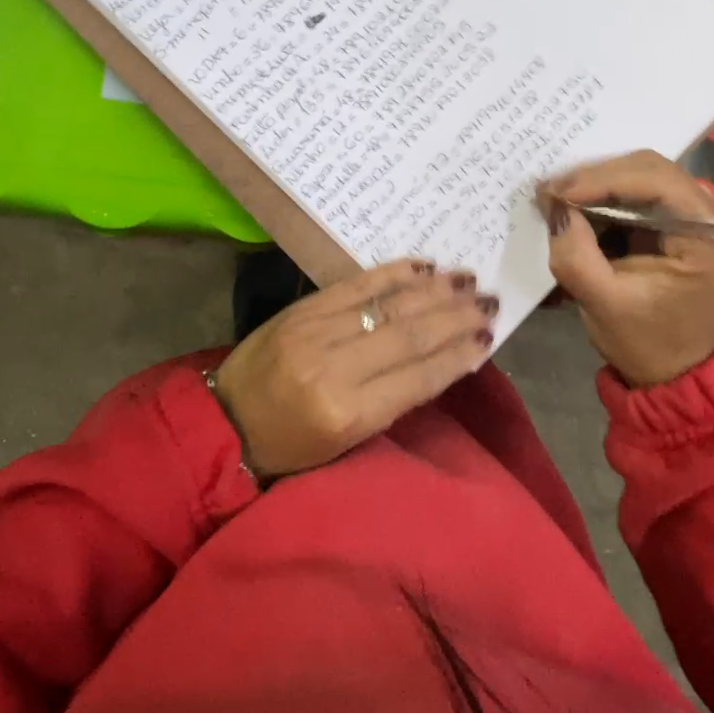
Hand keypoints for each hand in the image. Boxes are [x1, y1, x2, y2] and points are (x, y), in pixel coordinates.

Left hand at [210, 261, 498, 478]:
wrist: (223, 420)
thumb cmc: (290, 445)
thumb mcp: (346, 441)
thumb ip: (393, 400)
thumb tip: (444, 358)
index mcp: (348, 413)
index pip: (418, 377)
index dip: (459, 354)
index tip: (489, 336)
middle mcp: (335, 368)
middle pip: (410, 334)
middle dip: (456, 316)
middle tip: (490, 302)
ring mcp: (315, 332)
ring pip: (388, 304)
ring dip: (434, 290)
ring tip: (468, 281)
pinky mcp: (301, 309)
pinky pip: (356, 285)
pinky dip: (393, 273)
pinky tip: (423, 267)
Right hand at [540, 152, 713, 386]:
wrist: (673, 374)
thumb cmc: (646, 344)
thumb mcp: (603, 304)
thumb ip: (576, 255)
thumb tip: (554, 206)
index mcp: (710, 236)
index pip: (658, 181)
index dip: (604, 179)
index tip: (558, 193)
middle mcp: (711, 217)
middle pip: (650, 170)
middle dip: (596, 176)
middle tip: (551, 192)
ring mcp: (695, 217)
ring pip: (641, 175)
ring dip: (597, 183)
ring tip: (556, 198)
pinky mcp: (675, 223)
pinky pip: (637, 194)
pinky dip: (603, 196)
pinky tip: (575, 206)